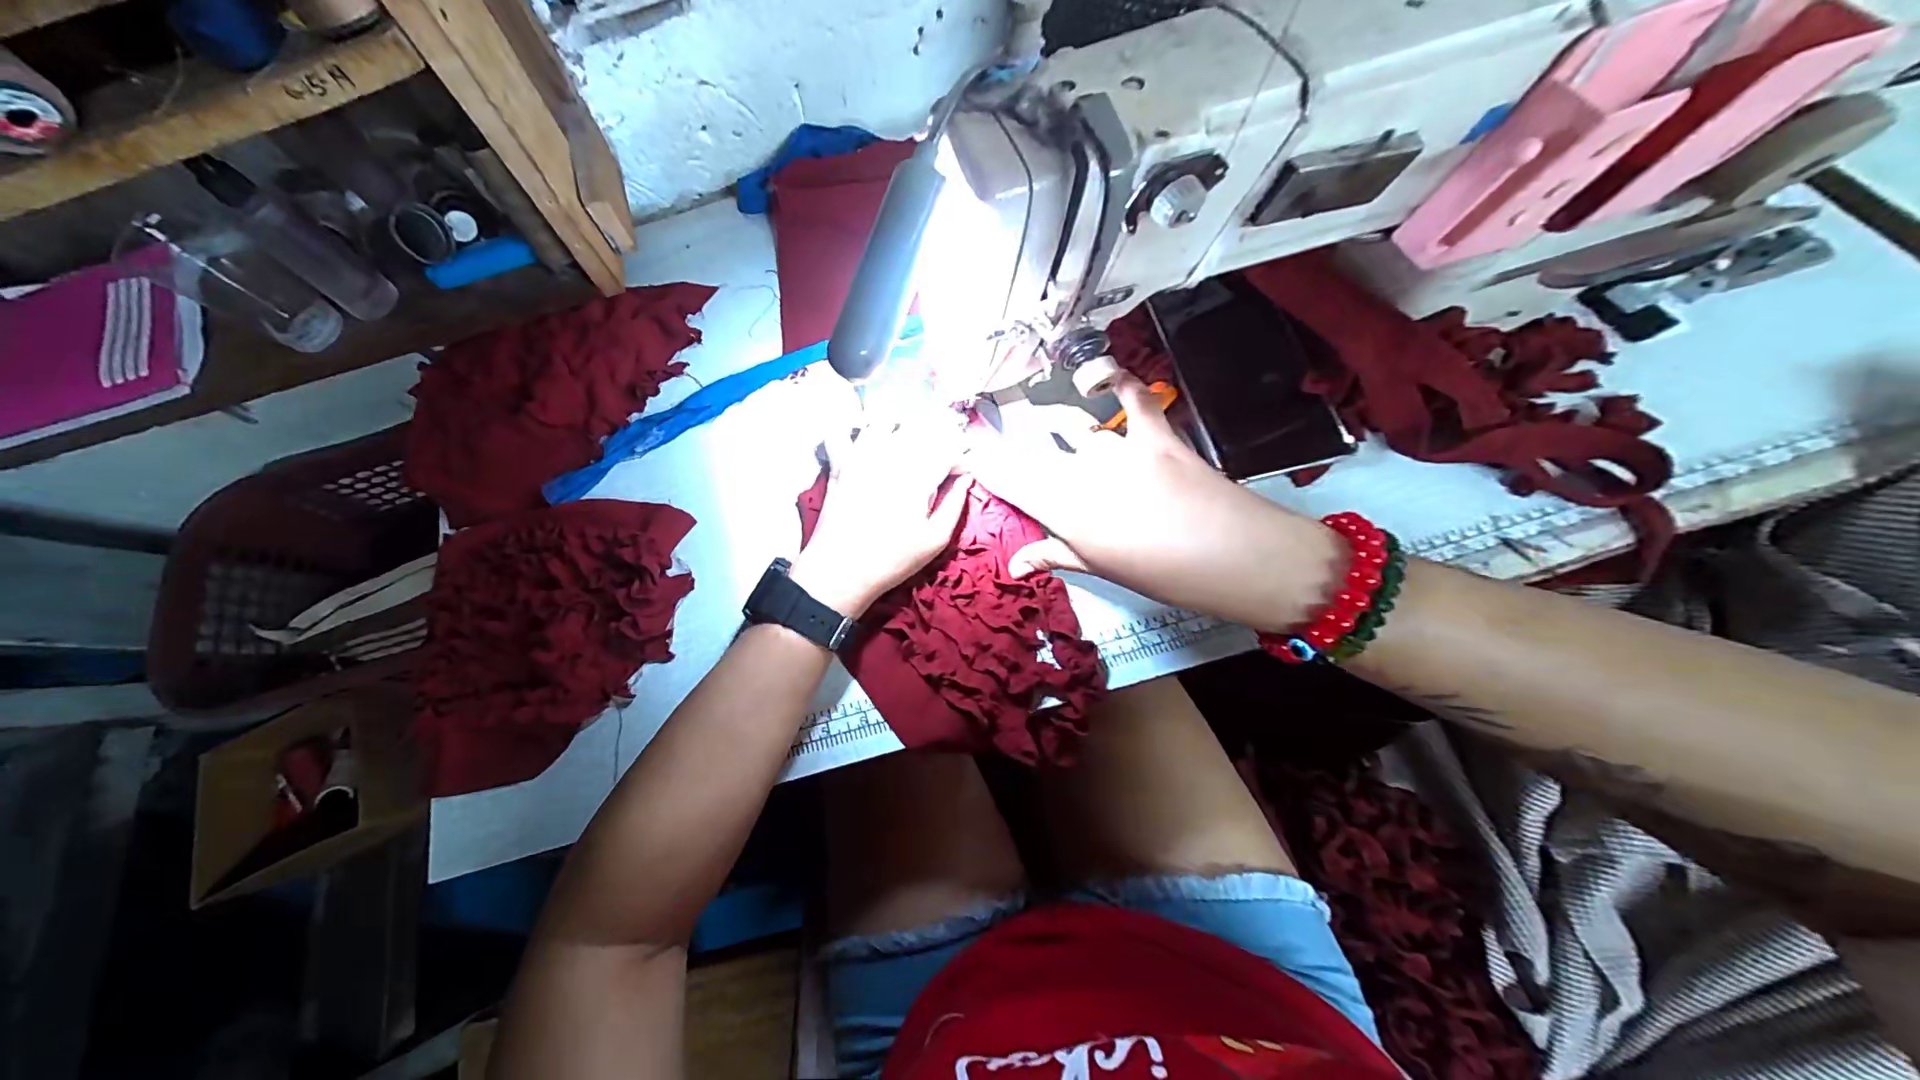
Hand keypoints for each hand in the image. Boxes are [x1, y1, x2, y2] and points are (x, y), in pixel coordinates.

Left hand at [789, 411, 969, 617]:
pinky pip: (843, 433)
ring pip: (886, 422)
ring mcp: (861, 457)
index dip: (961, 457)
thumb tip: (965, 479)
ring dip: (902, 428)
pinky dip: (855, 431)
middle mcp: (890, 457)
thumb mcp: (935, 540)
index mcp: (918, 476)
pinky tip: (865, 441)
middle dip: (937, 437)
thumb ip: (954, 504)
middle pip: (920, 429)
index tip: (963, 470)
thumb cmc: (891, 560)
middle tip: (941, 458)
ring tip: (909, 445)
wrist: (839, 571)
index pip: (948, 449)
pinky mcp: (840, 464)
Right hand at [962, 375, 1346, 632]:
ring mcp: (1117, 449)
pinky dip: (1115, 380)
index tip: (958, 445)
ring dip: (1052, 419)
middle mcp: (1080, 473)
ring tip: (1039, 415)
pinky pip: (1130, 395)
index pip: (1007, 478)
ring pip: (1071, 424)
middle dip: (1002, 438)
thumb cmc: (1161, 573)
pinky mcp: (1154, 432)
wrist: (1234, 555)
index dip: (979, 459)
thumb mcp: (1101, 568)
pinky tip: (1102, 377)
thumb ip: (1055, 554)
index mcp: (1063, 511)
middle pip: (1029, 449)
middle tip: (984, 426)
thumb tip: (1015, 565)